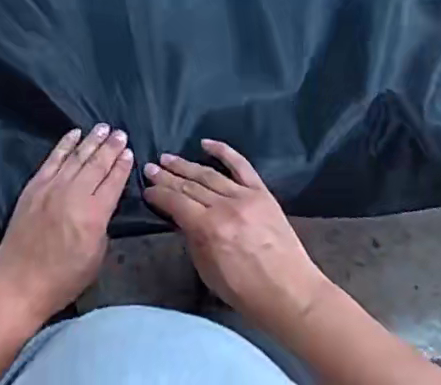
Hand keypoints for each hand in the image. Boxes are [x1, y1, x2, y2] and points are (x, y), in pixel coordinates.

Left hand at [0, 124, 132, 322]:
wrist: (21, 277)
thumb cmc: (64, 277)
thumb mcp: (96, 256)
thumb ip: (102, 225)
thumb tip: (103, 205)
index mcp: (93, 215)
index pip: (112, 183)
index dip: (122, 166)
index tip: (130, 152)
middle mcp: (74, 194)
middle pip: (96, 164)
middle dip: (111, 148)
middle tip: (121, 133)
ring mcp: (52, 185)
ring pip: (76, 156)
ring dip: (91, 140)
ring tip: (103, 128)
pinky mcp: (36, 183)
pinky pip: (54, 158)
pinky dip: (65, 144)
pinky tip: (74, 133)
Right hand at [143, 139, 333, 335]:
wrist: (294, 297)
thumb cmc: (247, 293)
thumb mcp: (208, 271)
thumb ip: (192, 239)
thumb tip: (181, 218)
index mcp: (208, 229)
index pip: (174, 201)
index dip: (157, 194)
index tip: (146, 189)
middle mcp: (224, 208)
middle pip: (188, 185)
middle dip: (165, 176)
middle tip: (149, 167)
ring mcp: (244, 197)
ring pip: (208, 174)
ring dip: (184, 164)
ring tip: (167, 158)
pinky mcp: (262, 194)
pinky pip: (241, 166)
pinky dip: (223, 151)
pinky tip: (206, 143)